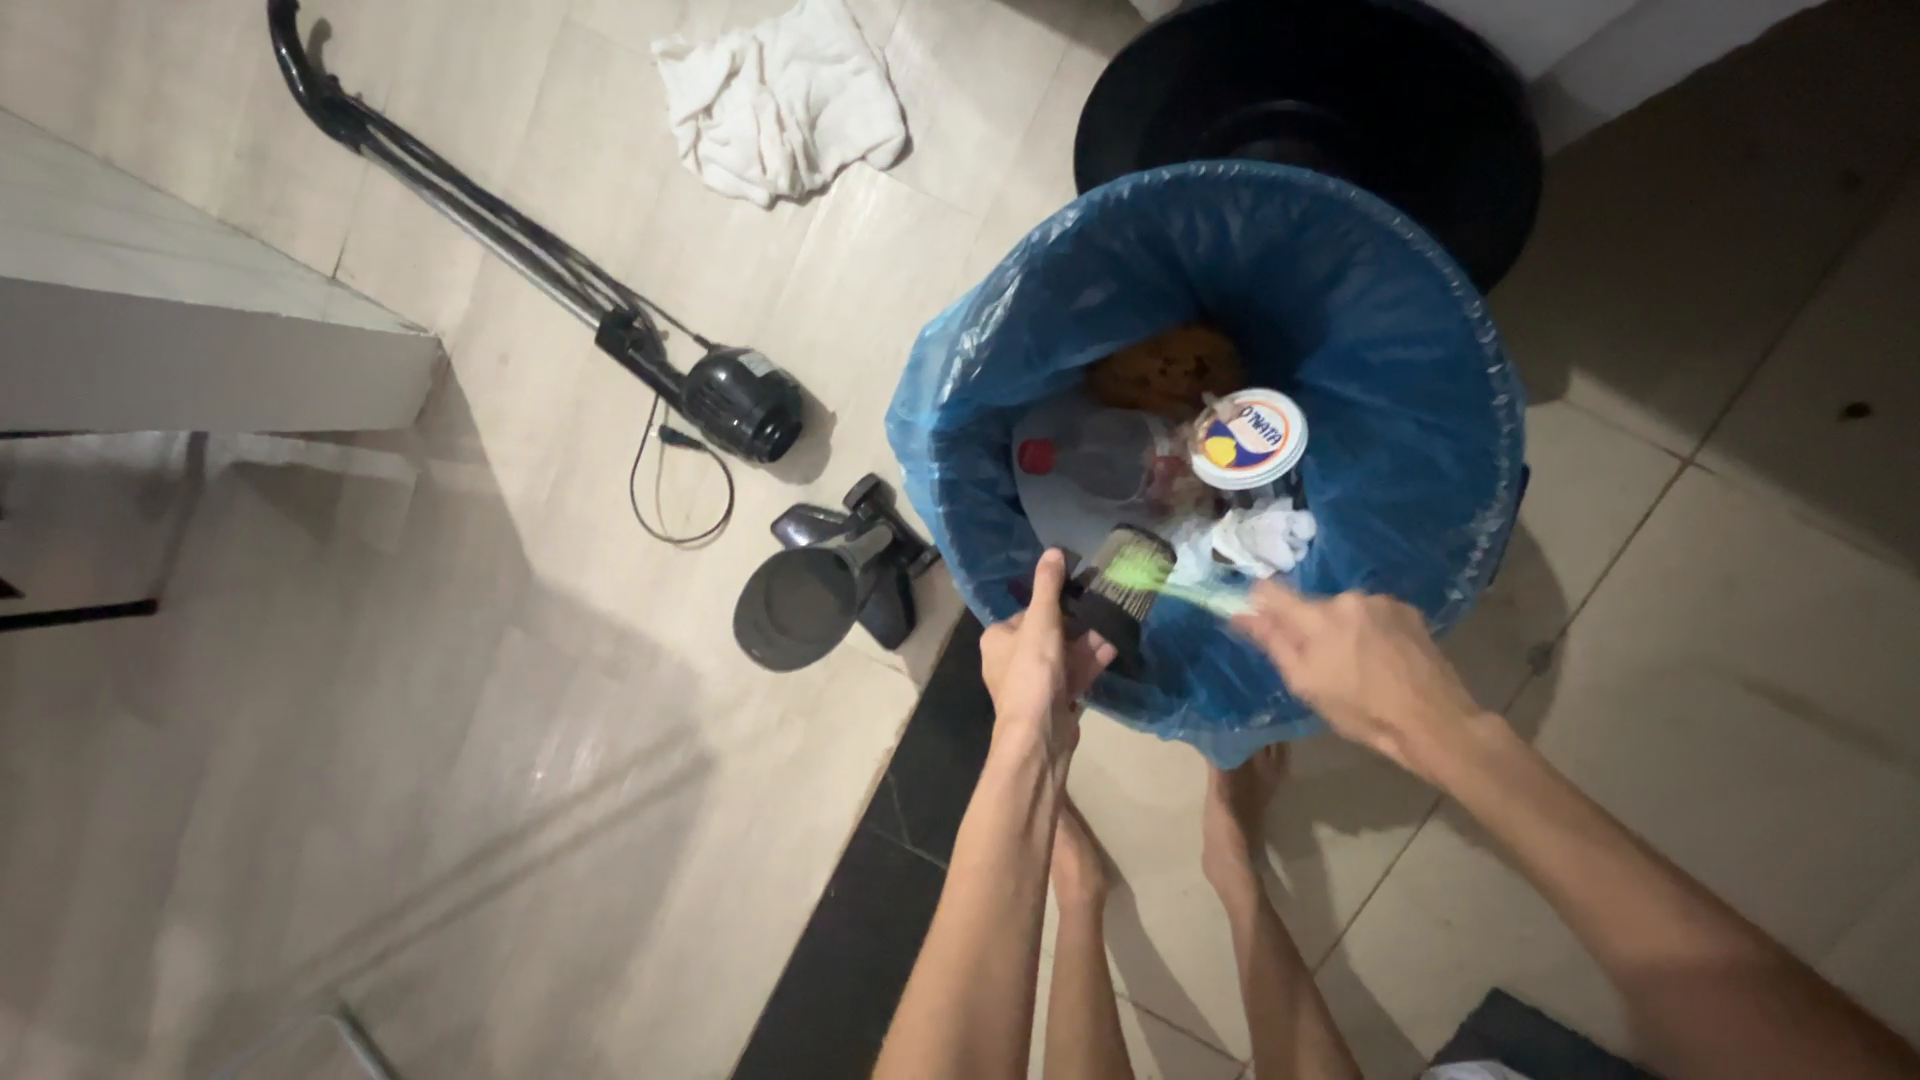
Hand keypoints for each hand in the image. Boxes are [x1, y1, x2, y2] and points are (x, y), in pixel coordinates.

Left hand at [979, 550, 1116, 776]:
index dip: (1052, 606)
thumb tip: (1054, 550)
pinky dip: (1089, 664)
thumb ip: (1048, 586)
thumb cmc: (1032, 671)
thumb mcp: (1040, 621)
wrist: (1038, 733)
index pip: (1026, 614)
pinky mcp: (1052, 702)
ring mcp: (1032, 684)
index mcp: (997, 639)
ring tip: (1113, 628)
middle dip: (1076, 626)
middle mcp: (1009, 661)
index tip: (1077, 596)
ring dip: (1087, 644)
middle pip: (1047, 635)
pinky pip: (1072, 676)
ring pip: (1062, 656)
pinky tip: (1112, 650)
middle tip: (1102, 610)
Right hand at [1233, 580, 1493, 783]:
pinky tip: (1383, 658)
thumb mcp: (1306, 684)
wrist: (1435, 721)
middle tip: (1323, 664)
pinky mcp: (1409, 611)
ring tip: (1359, 664)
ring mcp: (1382, 602)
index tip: (1259, 620)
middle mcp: (1348, 598)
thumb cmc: (1361, 711)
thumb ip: (1273, 642)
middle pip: (1312, 605)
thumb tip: (1240, 614)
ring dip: (1343, 629)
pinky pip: (1373, 614)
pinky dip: (1370, 630)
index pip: (1272, 591)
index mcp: (1318, 617)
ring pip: (1345, 610)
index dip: (1259, 602)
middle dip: (1310, 627)